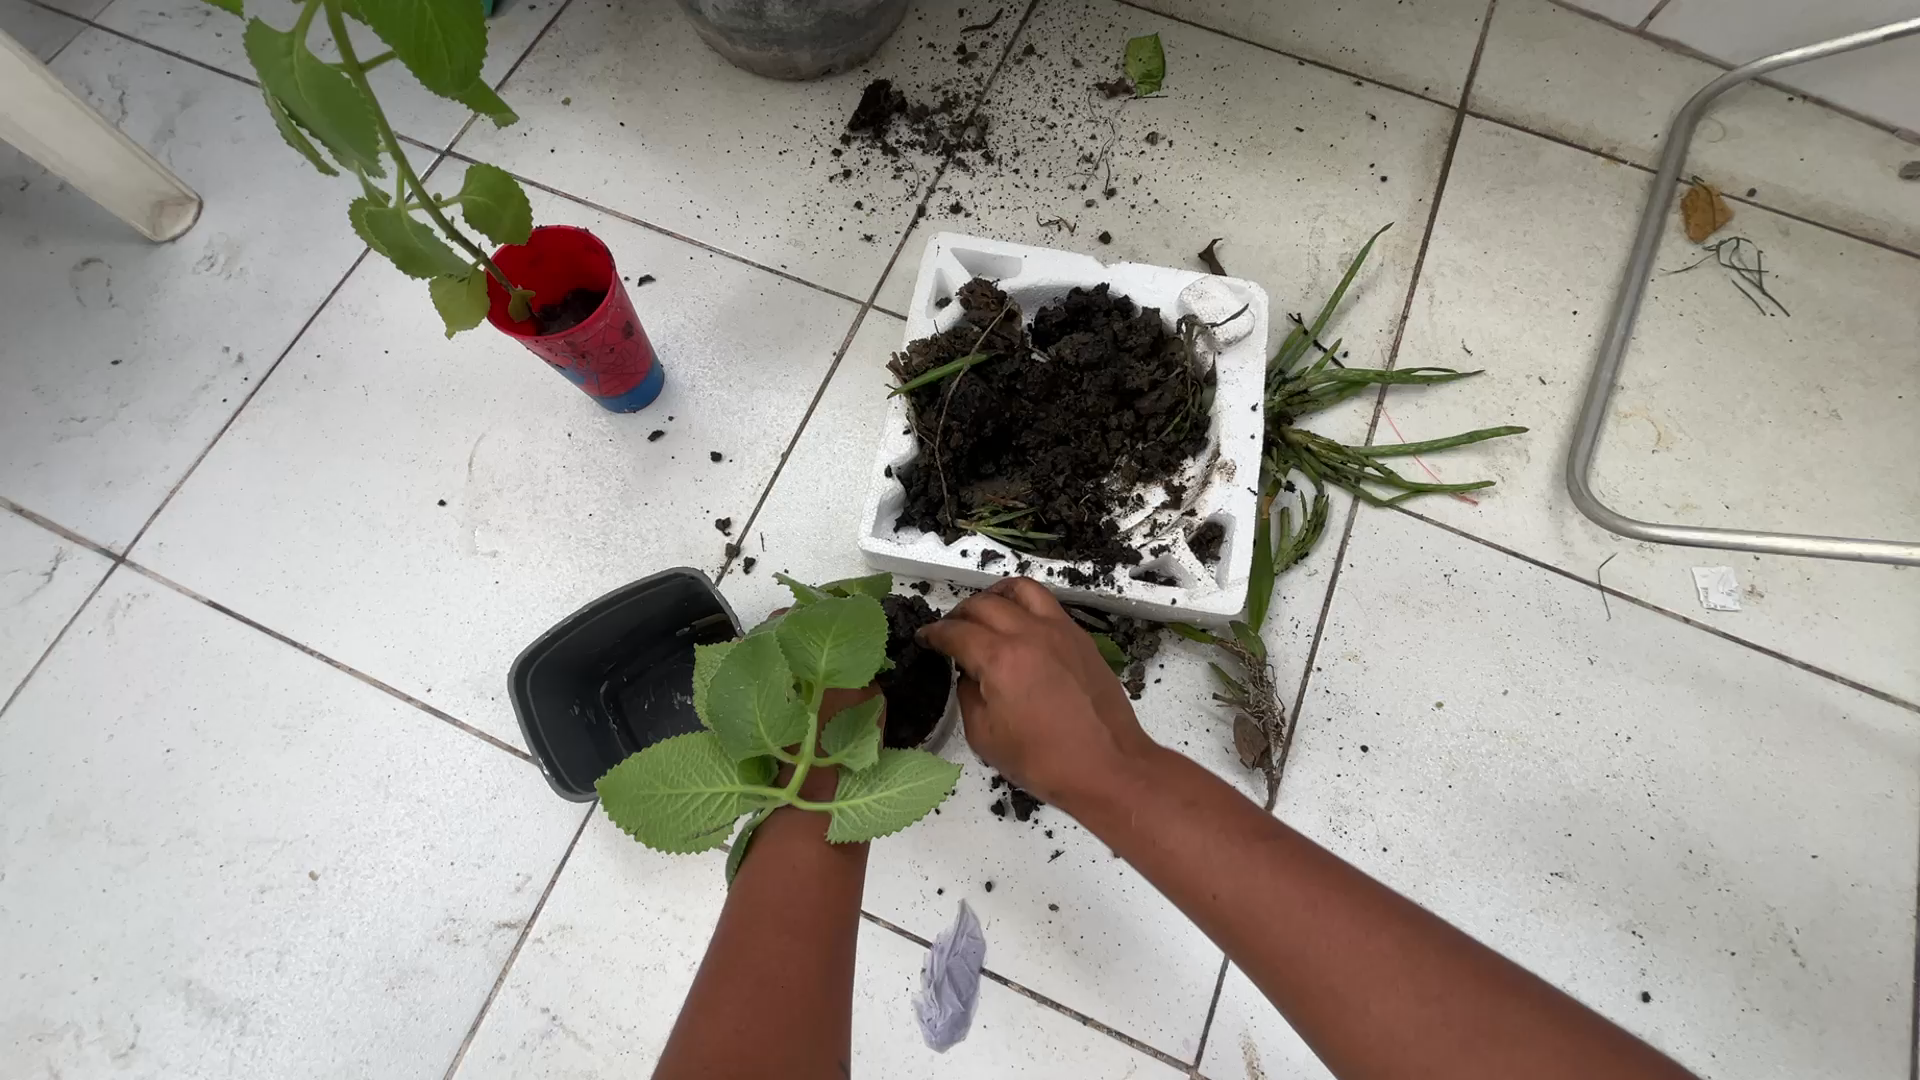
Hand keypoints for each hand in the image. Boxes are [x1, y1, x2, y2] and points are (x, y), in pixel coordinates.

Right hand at [918, 577, 1156, 808]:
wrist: (1107, 765)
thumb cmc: (1043, 760)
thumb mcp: (985, 736)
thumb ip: (968, 695)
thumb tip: (968, 672)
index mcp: (1000, 659)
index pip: (956, 632)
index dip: (934, 633)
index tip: (924, 637)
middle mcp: (1028, 633)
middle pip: (983, 604)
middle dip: (958, 614)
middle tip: (950, 630)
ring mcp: (1059, 630)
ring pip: (1020, 589)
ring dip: (994, 595)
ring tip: (985, 611)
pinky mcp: (1079, 636)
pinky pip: (1046, 604)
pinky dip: (1024, 605)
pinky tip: (1020, 624)